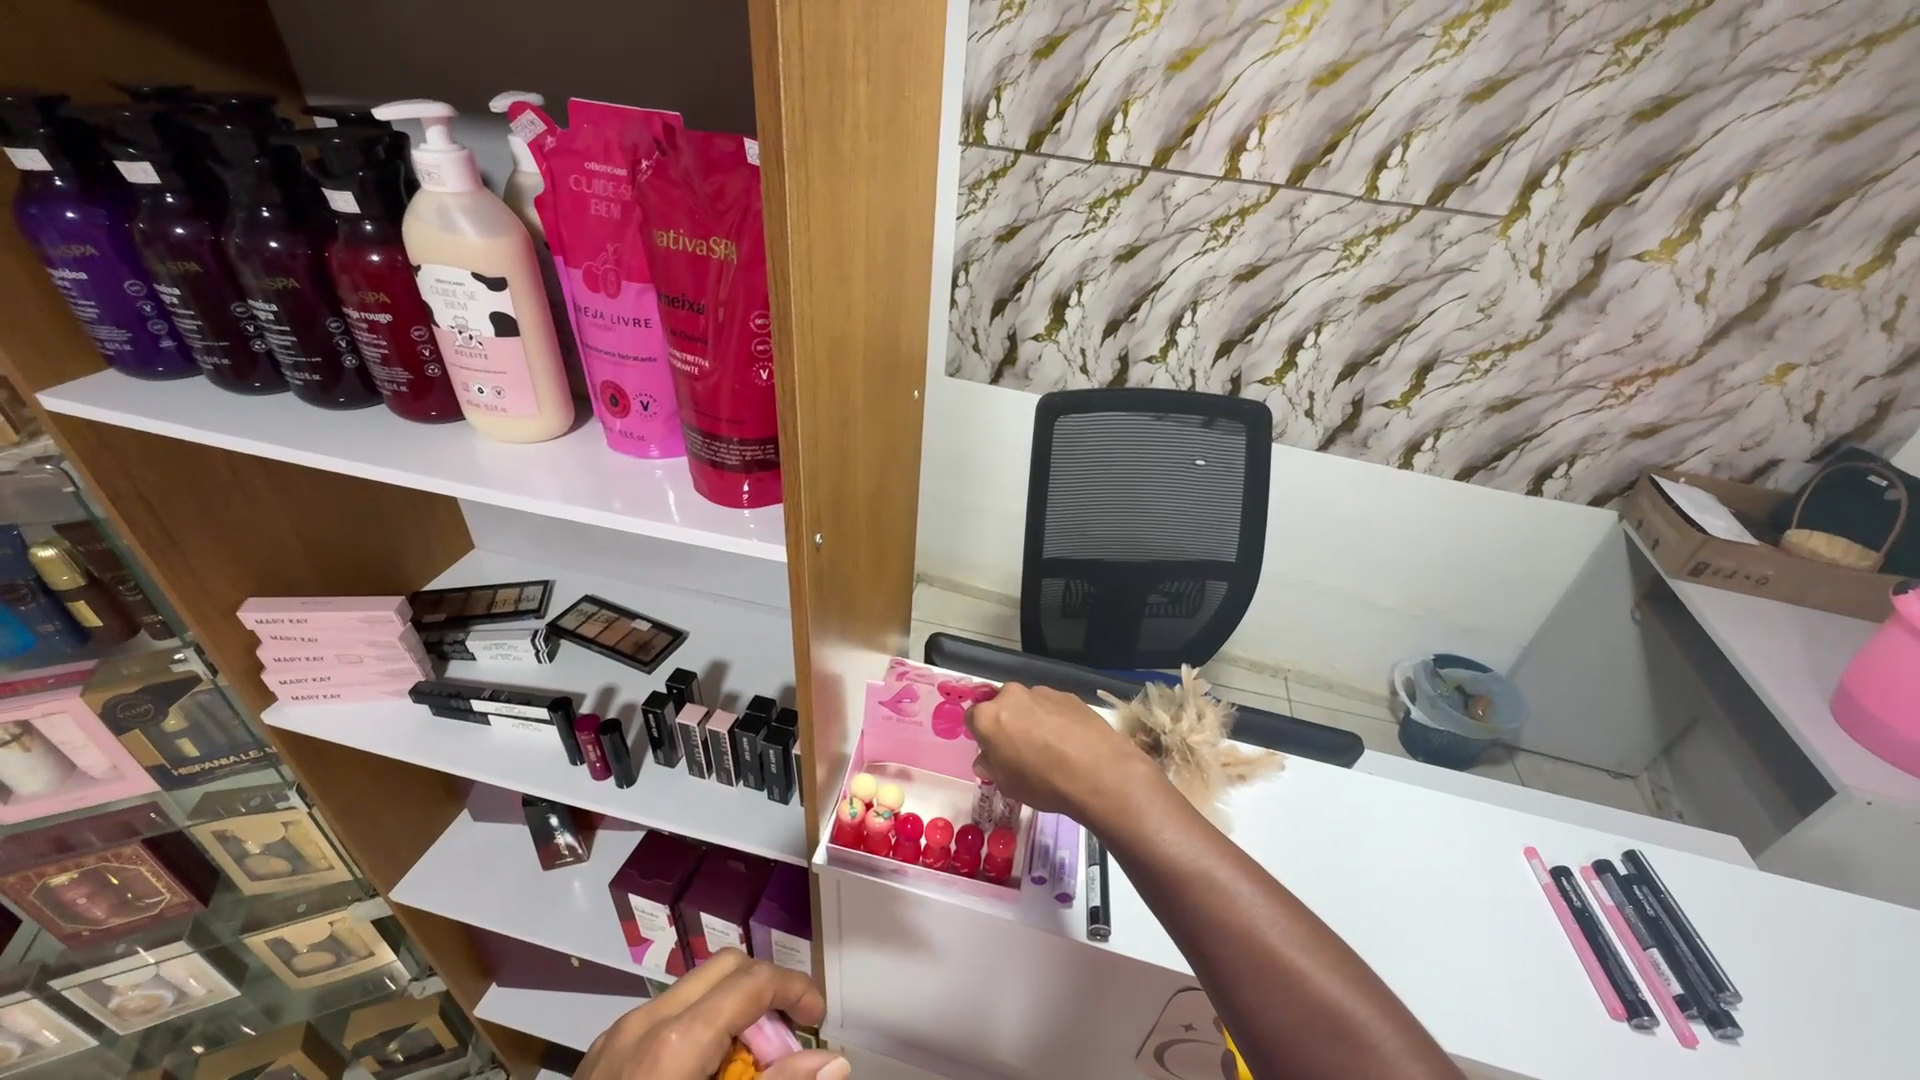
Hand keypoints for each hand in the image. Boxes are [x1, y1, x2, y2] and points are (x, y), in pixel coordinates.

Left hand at [576, 950, 845, 1079]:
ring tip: (746, 1069)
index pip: (753, 981)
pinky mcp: (601, 1055)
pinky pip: (663, 1018)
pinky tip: (703, 1078)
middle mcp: (645, 1021)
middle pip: (725, 967)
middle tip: (784, 1045)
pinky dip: (698, 1029)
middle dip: (766, 993)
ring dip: (732, 1012)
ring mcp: (617, 1035)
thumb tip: (832, 1063)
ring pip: (693, 990)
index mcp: (677, 1040)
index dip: (796, 989)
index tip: (818, 1020)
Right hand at [965, 682, 1154, 819]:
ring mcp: (1042, 692)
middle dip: (1007, 724)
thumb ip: (992, 767)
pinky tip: (1070, 742)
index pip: (973, 719)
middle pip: (1002, 707)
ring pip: (1029, 705)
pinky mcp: (1069, 695)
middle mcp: (1012, 696)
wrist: (1099, 772)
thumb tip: (987, 759)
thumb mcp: (1008, 785)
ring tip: (1051, 748)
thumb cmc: (1043, 783)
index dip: (982, 737)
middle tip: (1021, 750)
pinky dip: (1056, 719)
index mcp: (988, 717)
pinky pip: (1053, 706)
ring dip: (1032, 720)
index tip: (994, 752)